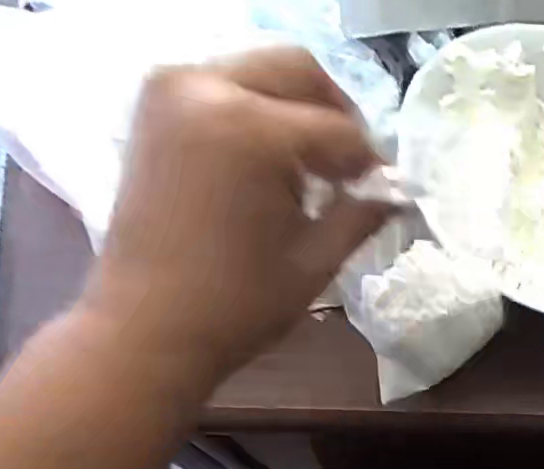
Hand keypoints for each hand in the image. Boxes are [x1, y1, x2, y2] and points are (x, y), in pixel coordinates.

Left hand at [78, 48, 391, 394]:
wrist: (150, 324)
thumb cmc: (238, 305)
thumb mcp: (313, 264)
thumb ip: (358, 218)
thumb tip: (394, 196)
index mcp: (252, 131)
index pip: (337, 129)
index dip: (370, 161)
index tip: (385, 189)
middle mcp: (208, 87)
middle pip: (297, 70)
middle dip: (337, 115)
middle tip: (353, 167)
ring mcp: (172, 89)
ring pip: (259, 71)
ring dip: (297, 110)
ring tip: (312, 169)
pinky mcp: (155, 106)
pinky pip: (223, 86)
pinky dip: (258, 113)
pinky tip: (271, 164)